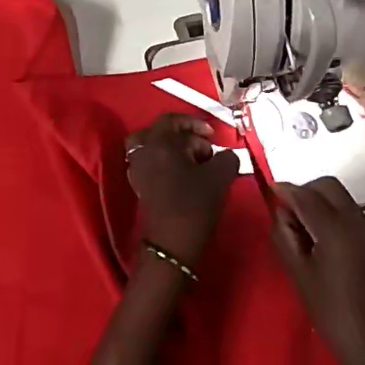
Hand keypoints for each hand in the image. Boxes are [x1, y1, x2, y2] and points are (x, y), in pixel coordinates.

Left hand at [125, 114, 237, 267]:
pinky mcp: (140, 188)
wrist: (172, 245)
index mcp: (158, 143)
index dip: (193, 122)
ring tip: (195, 165)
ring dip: (174, 152)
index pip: (170, 119)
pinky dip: (167, 165)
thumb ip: (226, 158)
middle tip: (204, 152)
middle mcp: (142, 153)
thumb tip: (224, 156)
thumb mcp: (220, 177)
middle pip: (160, 134)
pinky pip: (152, 166)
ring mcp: (137, 171)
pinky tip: (186, 178)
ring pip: (154, 150)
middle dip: (183, 138)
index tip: (211, 135)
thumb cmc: (195, 204)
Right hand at [269, 177, 364, 364]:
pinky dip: (329, 212)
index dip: (285, 191)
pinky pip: (347, 211)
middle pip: (326, 186)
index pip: (306, 195)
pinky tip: (316, 237)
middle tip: (285, 214)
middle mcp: (356, 221)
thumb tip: (282, 213)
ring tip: (299, 229)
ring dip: (317, 201)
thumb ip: (286, 235)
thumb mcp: (299, 273)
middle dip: (303, 191)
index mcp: (336, 229)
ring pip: (338, 196)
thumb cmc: (331, 311)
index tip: (268, 191)